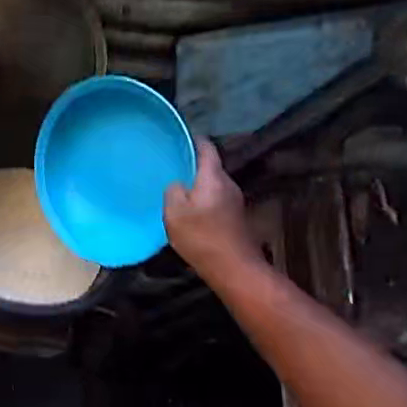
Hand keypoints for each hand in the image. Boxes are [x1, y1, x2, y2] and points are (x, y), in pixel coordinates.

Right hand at [163, 136, 259, 277]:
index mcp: (213, 176)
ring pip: (213, 184)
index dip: (192, 139)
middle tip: (171, 167)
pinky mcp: (236, 217)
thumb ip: (173, 190)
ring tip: (178, 190)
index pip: (206, 147)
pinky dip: (203, 200)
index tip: (176, 138)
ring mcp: (235, 201)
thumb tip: (177, 184)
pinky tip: (191, 212)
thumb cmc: (202, 236)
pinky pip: (216, 199)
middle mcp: (228, 183)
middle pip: (210, 166)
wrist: (234, 268)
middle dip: (192, 165)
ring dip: (197, 185)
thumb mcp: (174, 212)